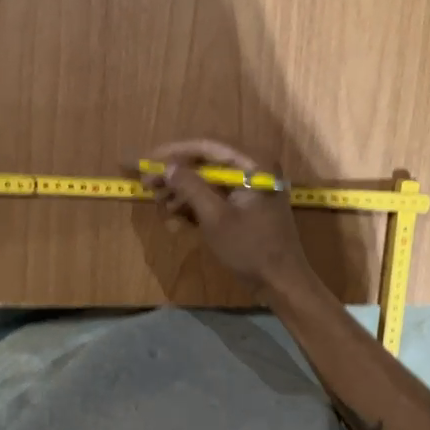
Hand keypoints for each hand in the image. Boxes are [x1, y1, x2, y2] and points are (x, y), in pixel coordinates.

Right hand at [140, 139, 322, 300]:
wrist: (282, 282)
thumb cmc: (251, 249)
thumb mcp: (215, 218)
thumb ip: (191, 187)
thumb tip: (167, 166)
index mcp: (254, 162)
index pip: (207, 146)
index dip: (173, 152)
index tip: (147, 161)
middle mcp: (255, 165)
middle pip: (207, 160)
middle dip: (176, 172)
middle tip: (147, 183)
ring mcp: (252, 184)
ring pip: (209, 177)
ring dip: (182, 188)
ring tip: (158, 201)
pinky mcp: (247, 201)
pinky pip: (217, 192)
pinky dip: (196, 200)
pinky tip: (174, 212)